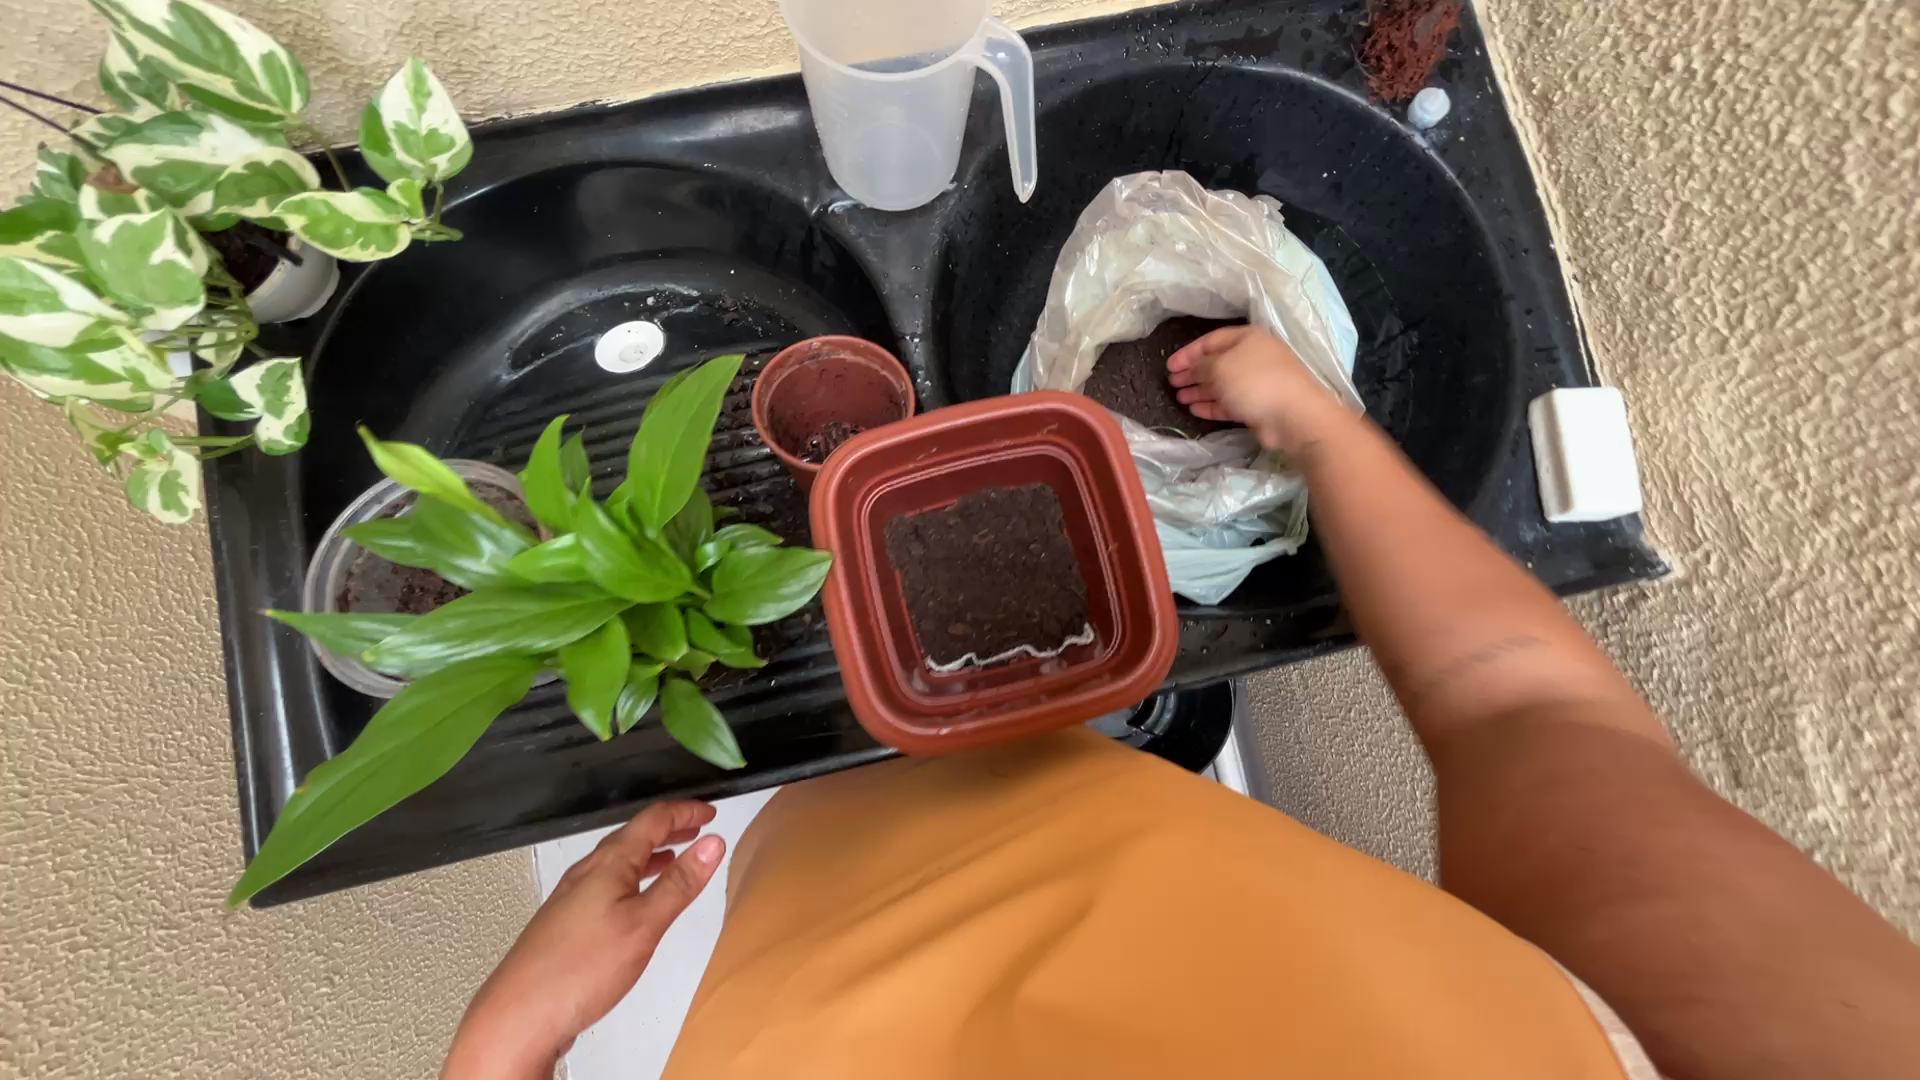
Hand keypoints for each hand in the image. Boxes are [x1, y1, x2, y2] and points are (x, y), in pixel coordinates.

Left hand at [442, 801, 725, 1079]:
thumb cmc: (582, 968)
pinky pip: (605, 883)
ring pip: (617, 861)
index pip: (653, 820)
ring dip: (650, 853)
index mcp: (609, 863)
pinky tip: (635, 901)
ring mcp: (571, 898)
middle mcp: (587, 872)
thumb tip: (714, 842)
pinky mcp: (562, 923)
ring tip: (674, 858)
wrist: (514, 1022)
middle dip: (669, 829)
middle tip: (697, 828)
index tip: (712, 811)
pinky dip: (631, 877)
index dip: (685, 811)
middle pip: (633, 835)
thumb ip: (680, 882)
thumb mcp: (645, 924)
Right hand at [1165, 324, 1348, 455]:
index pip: (1210, 341)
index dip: (1188, 353)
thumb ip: (1200, 366)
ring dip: (1199, 390)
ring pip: (1221, 384)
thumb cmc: (1254, 382)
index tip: (1169, 366)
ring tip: (1179, 398)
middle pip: (1216, 363)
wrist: (1293, 415)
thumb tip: (1191, 369)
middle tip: (1173, 383)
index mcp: (1247, 339)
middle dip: (1192, 373)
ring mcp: (1256, 382)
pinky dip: (1211, 405)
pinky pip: (1229, 402)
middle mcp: (1252, 357)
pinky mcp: (1256, 405)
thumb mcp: (1219, 367)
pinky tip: (1194, 410)